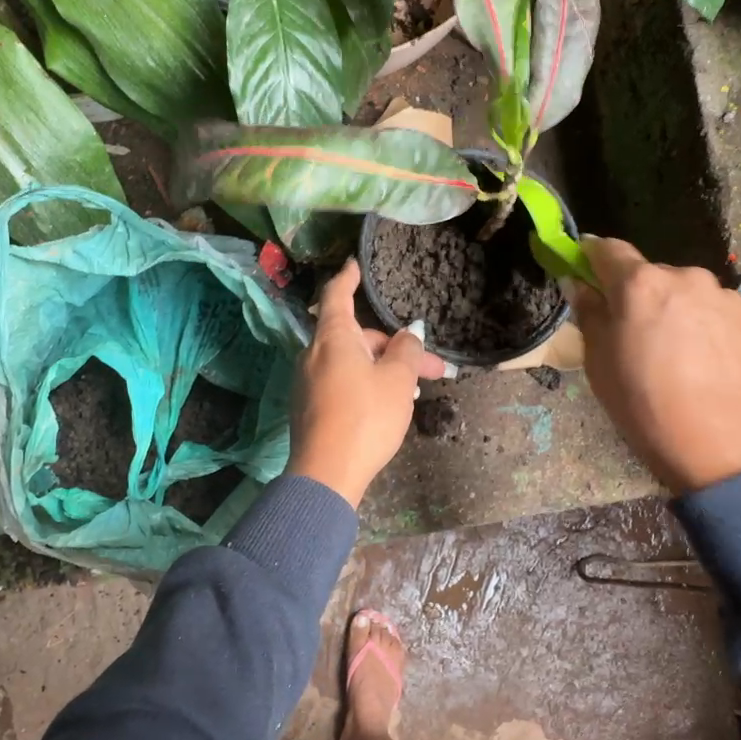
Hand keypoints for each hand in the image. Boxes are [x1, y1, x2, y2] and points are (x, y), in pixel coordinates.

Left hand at [286, 260, 447, 506]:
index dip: (349, 277)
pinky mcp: (310, 408)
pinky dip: (366, 385)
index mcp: (333, 338)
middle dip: (394, 347)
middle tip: (432, 369)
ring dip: (384, 370)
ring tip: (416, 392)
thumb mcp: (397, 381)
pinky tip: (389, 407)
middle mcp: (314, 354)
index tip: (356, 265)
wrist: (326, 475)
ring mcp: (308, 382)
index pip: (337, 294)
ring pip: (352, 363)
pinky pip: (342, 383)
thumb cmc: (365, 417)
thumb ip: (407, 351)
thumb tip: (409, 333)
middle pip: (356, 337)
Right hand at [570, 237, 740, 491]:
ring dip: (675, 312)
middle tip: (633, 335)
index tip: (584, 273)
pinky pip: (716, 315)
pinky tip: (703, 366)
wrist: (721, 447)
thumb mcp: (598, 363)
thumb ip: (589, 313)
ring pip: (687, 294)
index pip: (607, 249)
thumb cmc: (643, 404)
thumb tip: (580, 285)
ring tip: (674, 356)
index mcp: (640, 283)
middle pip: (650, 274)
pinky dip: (704, 329)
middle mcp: (686, 277)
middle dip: (638, 295)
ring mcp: (725, 298)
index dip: (591, 258)